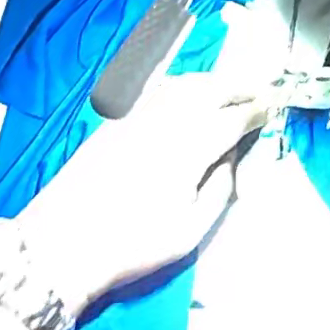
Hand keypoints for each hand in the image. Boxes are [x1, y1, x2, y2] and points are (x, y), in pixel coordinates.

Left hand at [11, 72, 269, 317]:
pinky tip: (187, 92)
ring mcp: (141, 114)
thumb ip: (220, 190)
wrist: (56, 248)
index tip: (273, 107)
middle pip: (215, 88)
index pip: (236, 117)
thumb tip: (231, 159)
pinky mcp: (119, 118)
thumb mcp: (189, 233)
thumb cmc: (129, 245)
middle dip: (242, 87)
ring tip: (228, 90)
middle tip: (259, 92)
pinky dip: (183, 84)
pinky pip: (158, 87)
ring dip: (214, 82)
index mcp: (192, 146)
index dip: (258, 110)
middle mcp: (170, 119)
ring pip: (188, 82)